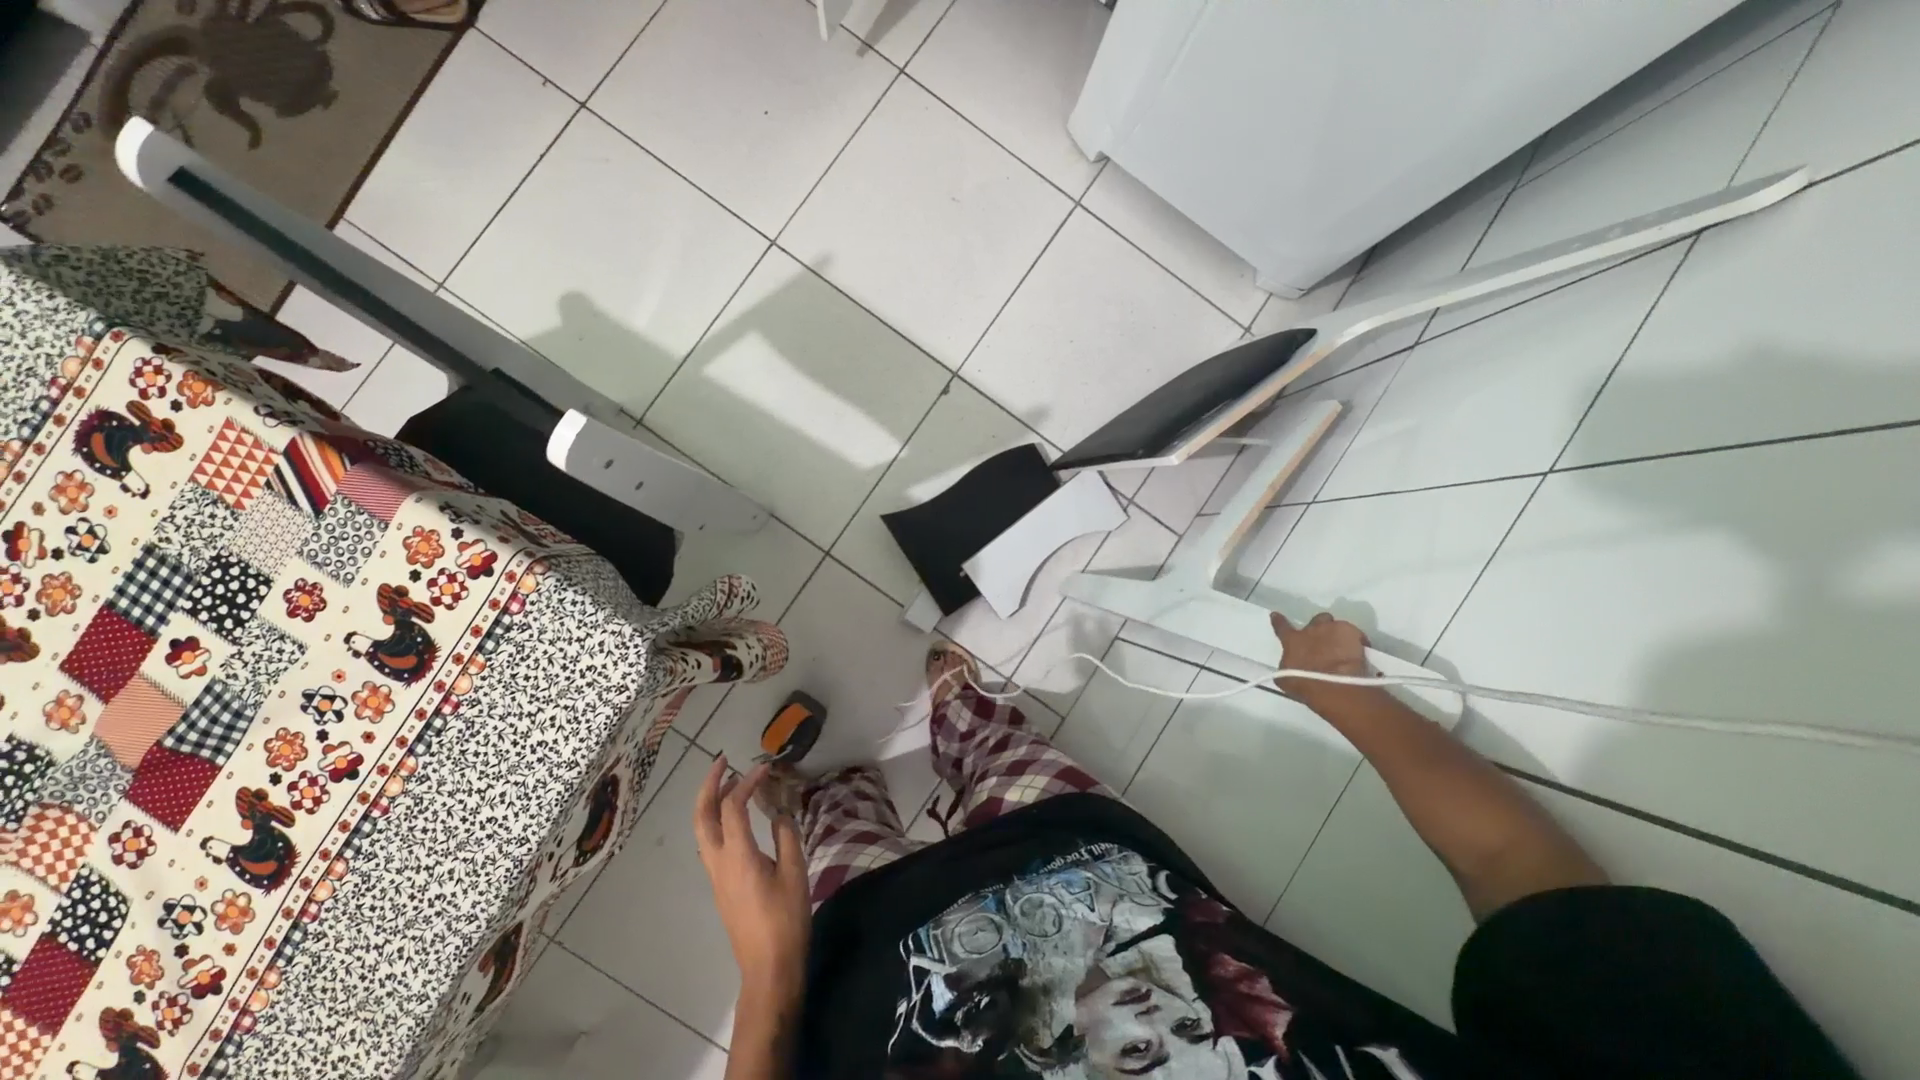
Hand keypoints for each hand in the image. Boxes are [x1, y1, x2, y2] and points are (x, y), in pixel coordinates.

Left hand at [692, 757, 810, 996]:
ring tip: (728, 785)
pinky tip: (734, 820)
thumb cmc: (785, 920)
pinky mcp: (720, 886)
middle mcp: (718, 862)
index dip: (747, 782)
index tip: (764, 768)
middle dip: (709, 785)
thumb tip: (778, 815)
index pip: (733, 807)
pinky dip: (715, 822)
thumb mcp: (795, 875)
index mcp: (738, 855)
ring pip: (701, 831)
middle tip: (723, 762)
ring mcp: (715, 876)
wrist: (768, 967)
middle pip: (702, 816)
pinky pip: (709, 844)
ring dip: (710, 802)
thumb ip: (786, 839)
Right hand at [1270, 611, 1371, 703]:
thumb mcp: (1285, 678)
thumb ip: (1288, 664)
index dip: (1279, 621)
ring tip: (1344, 648)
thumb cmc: (1305, 684)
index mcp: (1293, 641)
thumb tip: (1291, 662)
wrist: (1333, 685)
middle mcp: (1312, 630)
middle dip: (1320, 627)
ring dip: (1338, 634)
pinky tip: (1358, 653)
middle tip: (1325, 639)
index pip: (1282, 627)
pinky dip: (1356, 642)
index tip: (1276, 615)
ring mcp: (1333, 629)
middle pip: (1317, 620)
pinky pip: (1355, 634)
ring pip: (1337, 625)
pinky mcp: (1353, 633)